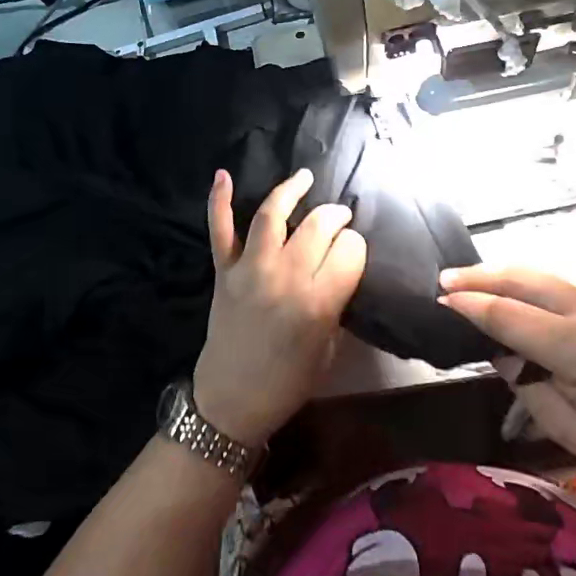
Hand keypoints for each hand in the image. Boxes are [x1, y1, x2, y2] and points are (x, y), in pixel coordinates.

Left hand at [192, 169, 365, 446]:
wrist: (232, 401)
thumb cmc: (288, 381)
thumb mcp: (329, 347)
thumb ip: (337, 302)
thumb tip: (341, 266)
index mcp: (318, 303)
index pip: (349, 250)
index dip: (356, 246)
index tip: (353, 252)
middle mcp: (285, 278)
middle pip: (318, 226)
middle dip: (335, 217)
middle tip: (339, 219)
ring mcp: (250, 270)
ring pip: (272, 214)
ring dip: (291, 190)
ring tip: (305, 179)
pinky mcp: (223, 272)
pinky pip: (220, 230)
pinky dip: (219, 200)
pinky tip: (223, 175)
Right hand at [441, 265, 575, 491]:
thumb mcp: (565, 426)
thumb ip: (523, 380)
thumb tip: (496, 346)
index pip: (509, 314)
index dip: (471, 305)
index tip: (439, 298)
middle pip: (525, 279)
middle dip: (482, 276)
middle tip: (446, 277)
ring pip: (544, 275)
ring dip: (507, 275)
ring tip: (471, 280)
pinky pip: (565, 283)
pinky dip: (534, 285)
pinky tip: (515, 293)